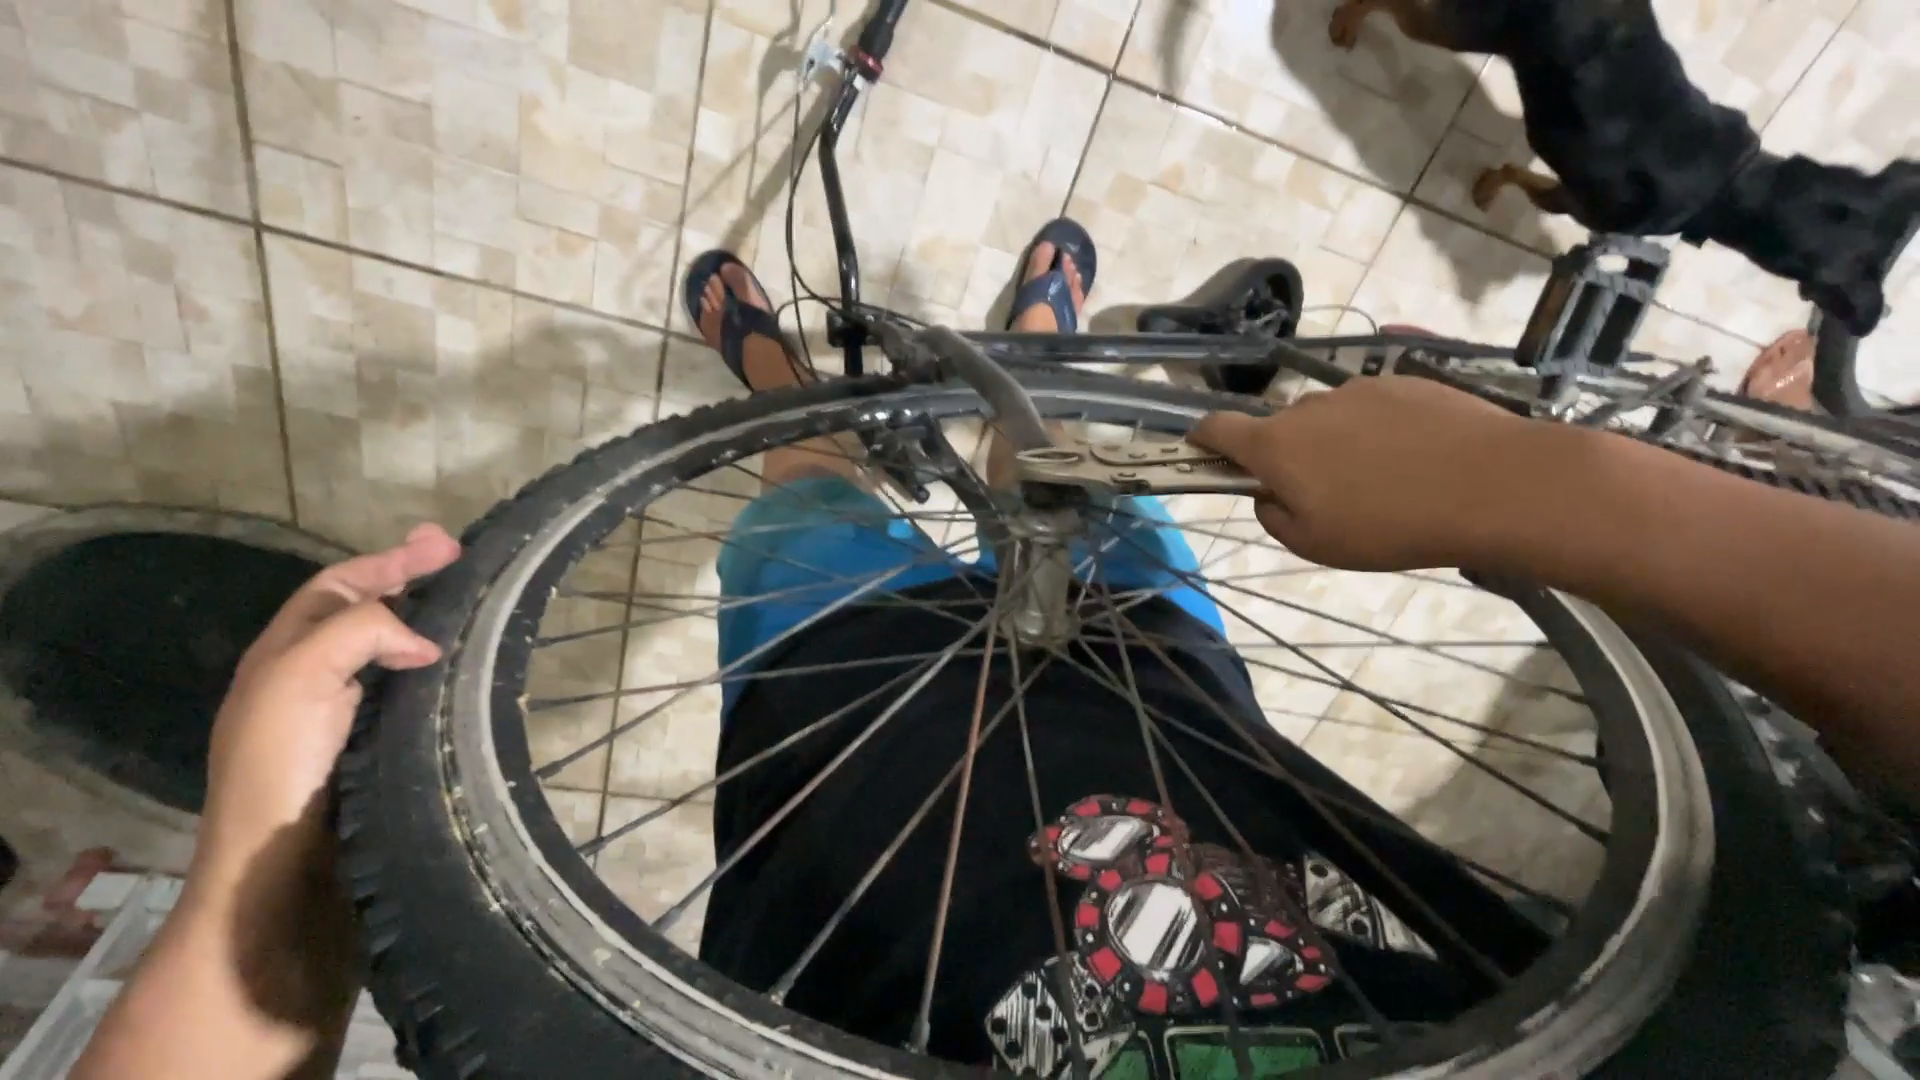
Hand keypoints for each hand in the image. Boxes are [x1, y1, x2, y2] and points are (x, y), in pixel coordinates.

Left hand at [196, 523, 461, 877]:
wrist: (280, 854)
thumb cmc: (280, 758)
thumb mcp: (300, 676)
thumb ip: (360, 633)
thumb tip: (427, 641)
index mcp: (285, 649)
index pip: (340, 585)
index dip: (389, 561)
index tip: (444, 546)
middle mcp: (312, 669)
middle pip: (364, 607)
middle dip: (409, 576)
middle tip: (459, 556)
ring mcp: (343, 705)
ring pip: (388, 644)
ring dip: (427, 616)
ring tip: (470, 602)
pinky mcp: (374, 736)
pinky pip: (408, 683)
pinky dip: (434, 662)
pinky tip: (460, 662)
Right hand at [1190, 376, 1537, 570]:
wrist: (1494, 485)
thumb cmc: (1389, 525)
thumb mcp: (1314, 543)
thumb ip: (1273, 516)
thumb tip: (1269, 493)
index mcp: (1276, 445)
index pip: (1216, 427)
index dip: (1202, 439)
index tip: (1202, 451)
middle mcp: (1308, 408)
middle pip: (1279, 428)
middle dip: (1285, 455)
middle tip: (1320, 494)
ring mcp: (1358, 389)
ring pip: (1327, 418)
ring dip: (1334, 444)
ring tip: (1381, 481)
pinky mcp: (1406, 382)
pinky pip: (1372, 408)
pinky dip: (1376, 431)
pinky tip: (1413, 461)